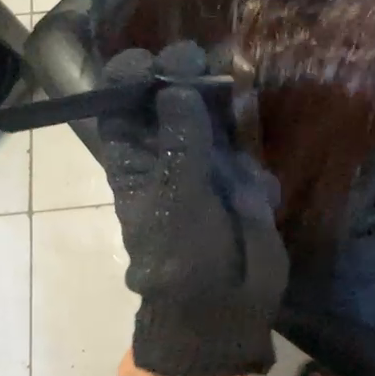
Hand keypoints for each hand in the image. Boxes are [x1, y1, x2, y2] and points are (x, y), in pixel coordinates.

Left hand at [98, 43, 286, 375]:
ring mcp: (204, 156)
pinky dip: (250, 161)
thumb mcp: (178, 200)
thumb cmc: (183, 259)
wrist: (222, 312)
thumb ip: (180, 142)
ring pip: (212, 110)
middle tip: (198, 66)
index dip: (131, 73)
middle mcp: (166, 147)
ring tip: (233, 133)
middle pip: (170, 92)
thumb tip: (175, 87)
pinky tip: (253, 196)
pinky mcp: (239, 170)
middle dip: (185, 73)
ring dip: (224, 108)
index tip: (152, 63)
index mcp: (133, 154)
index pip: (122, 98)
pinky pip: (245, 145)